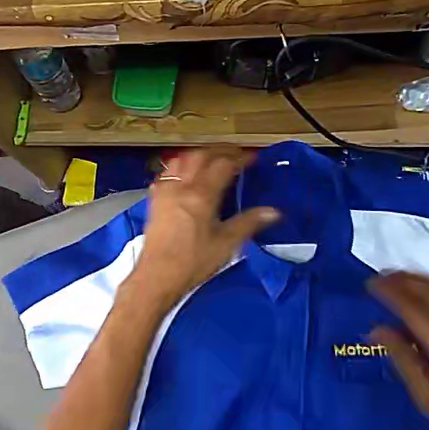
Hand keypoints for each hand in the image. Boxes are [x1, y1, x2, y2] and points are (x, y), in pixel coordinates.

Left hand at [127, 147, 277, 306]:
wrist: (157, 278)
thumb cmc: (194, 262)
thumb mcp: (227, 244)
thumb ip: (249, 223)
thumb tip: (274, 212)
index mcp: (202, 195)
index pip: (223, 165)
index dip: (240, 158)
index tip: (252, 158)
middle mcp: (181, 187)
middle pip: (200, 155)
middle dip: (219, 151)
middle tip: (234, 155)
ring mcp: (165, 192)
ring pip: (181, 160)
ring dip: (198, 156)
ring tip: (211, 160)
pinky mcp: (154, 201)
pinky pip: (167, 174)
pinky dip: (179, 168)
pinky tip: (185, 177)